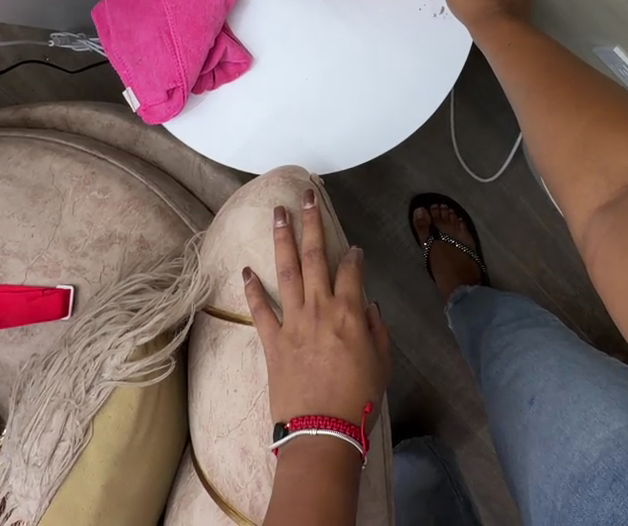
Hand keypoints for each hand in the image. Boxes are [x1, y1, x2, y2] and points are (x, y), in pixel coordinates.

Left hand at [243, 188, 391, 427]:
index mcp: (349, 311)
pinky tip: (245, 269)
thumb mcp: (382, 362)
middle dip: (311, 223)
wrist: (323, 432)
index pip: (352, 269)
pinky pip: (260, 309)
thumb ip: (376, 329)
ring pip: (287, 271)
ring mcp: (293, 321)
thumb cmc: (359, 400)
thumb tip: (369, 305)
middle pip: (316, 255)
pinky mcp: (272, 340)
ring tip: (277, 213)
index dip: (353, 255)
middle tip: (305, 196)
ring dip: (282, 239)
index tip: (354, 249)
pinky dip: (252, 289)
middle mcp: (320, 307)